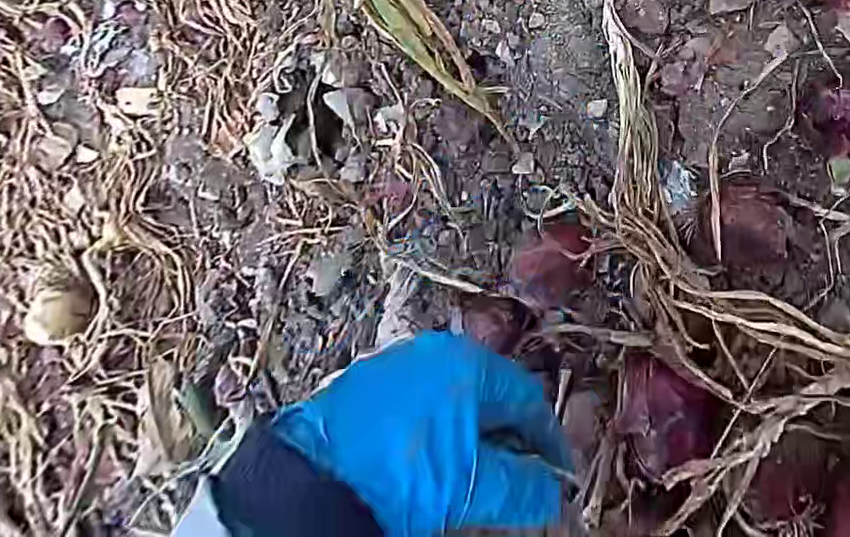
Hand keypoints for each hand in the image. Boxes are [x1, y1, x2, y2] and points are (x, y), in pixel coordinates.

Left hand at [272, 331, 568, 535]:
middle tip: (518, 477)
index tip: (556, 470)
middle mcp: (437, 353)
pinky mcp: (360, 390)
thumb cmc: (391, 478)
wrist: (293, 492)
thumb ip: (519, 488)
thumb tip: (552, 495)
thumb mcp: (465, 488)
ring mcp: (396, 368)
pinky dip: (434, 437)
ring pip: (453, 403)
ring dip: (471, 439)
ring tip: (471, 479)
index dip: (546, 437)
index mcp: (469, 362)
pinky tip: (429, 468)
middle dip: (507, 440)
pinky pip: (417, 409)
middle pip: (490, 397)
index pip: (526, 397)